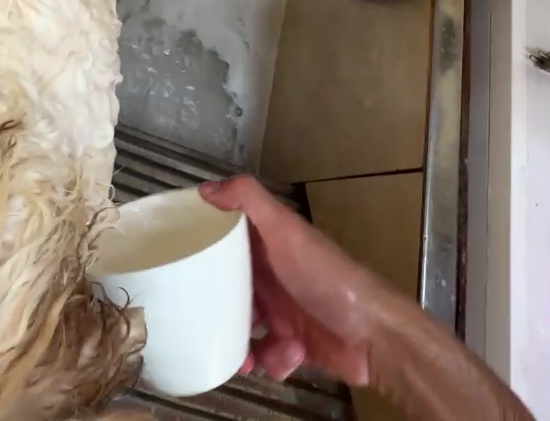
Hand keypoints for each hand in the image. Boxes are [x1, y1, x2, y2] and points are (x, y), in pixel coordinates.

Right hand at [199, 175, 391, 384]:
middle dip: (215, 305)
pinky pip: (267, 356)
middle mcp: (272, 275)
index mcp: (267, 243)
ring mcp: (283, 311)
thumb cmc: (324, 275)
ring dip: (239, 341)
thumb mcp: (284, 228)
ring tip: (239, 353)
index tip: (177, 256)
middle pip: (229, 287)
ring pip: (244, 326)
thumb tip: (204, 188)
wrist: (372, 333)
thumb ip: (247, 199)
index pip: (227, 238)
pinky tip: (281, 356)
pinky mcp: (294, 345)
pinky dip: (270, 360)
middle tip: (198, 318)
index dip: (205, 245)